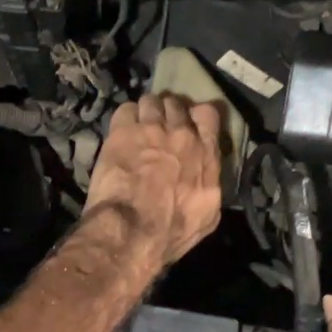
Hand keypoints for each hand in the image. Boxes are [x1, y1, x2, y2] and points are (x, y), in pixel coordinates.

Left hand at [83, 93, 222, 265]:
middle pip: (176, 104)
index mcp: (206, 153)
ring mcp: (151, 128)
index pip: (208, 114)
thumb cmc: (173, 230)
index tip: (190, 123)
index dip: (197, 115)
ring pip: (151, 101)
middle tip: (160, 127)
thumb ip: (210, 185)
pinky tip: (121, 131)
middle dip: (169, 112)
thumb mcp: (208, 215)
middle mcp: (182, 133)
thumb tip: (208, 178)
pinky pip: (125, 109)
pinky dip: (125, 117)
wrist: (133, 229)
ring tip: (139, 126)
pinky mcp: (122, 131)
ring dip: (147, 111)